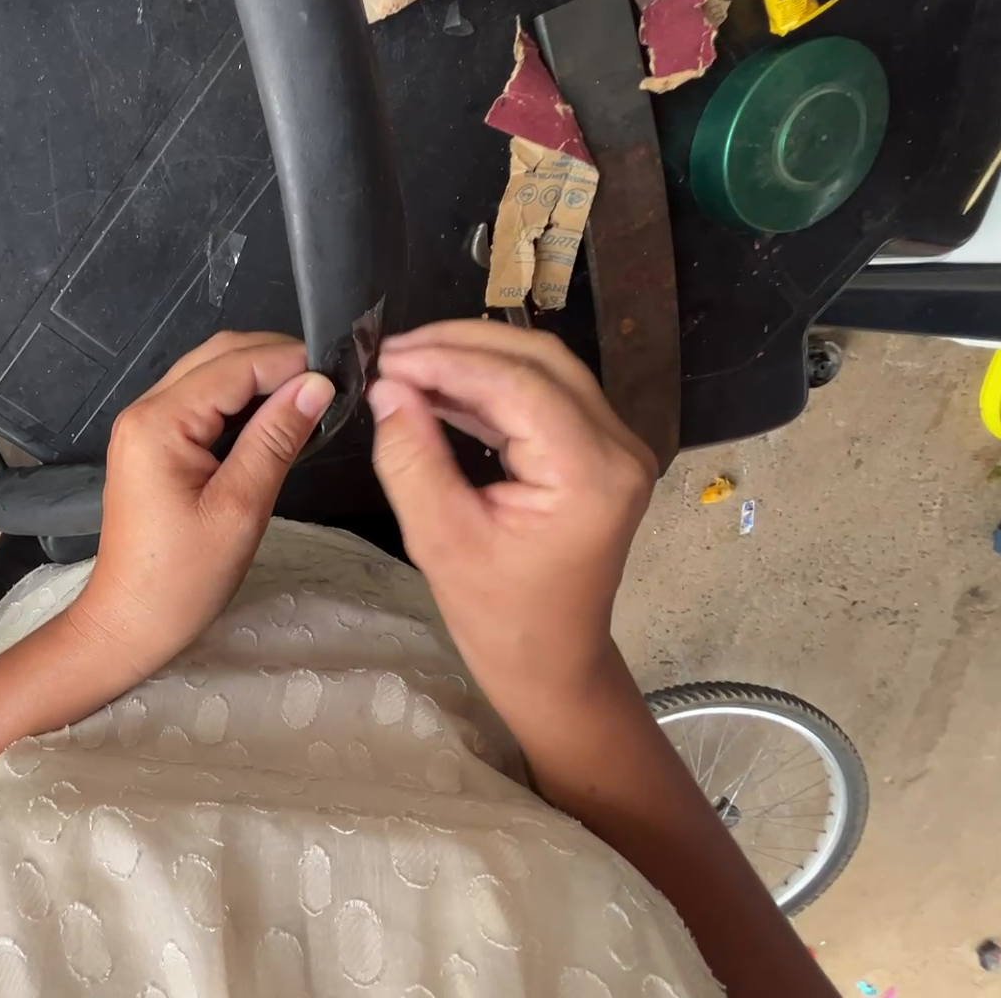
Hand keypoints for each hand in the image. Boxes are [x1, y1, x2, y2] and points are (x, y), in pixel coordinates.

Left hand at [67, 332, 333, 683]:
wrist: (130, 620)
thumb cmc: (183, 577)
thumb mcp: (240, 507)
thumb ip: (276, 438)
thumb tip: (318, 385)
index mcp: (160, 421)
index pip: (234, 365)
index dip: (290, 361)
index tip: (342, 371)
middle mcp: (144, 410)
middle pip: (216, 356)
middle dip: (274, 359)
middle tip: (329, 382)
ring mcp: (143, 425)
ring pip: (207, 374)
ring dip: (257, 376)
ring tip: (309, 396)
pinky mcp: (150, 444)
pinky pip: (197, 402)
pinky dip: (236, 400)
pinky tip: (272, 415)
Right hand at [366, 321, 655, 696]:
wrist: (547, 656)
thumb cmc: (495, 611)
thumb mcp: (438, 537)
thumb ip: (410, 458)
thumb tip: (386, 390)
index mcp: (589, 472)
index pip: (517, 384)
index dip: (447, 360)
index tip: (384, 359)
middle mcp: (615, 446)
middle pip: (539, 359)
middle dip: (459, 343)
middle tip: (390, 352)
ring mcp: (610, 445)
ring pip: (539, 368)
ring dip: (469, 357)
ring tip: (403, 364)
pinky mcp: (589, 450)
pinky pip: (536, 395)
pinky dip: (482, 384)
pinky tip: (434, 389)